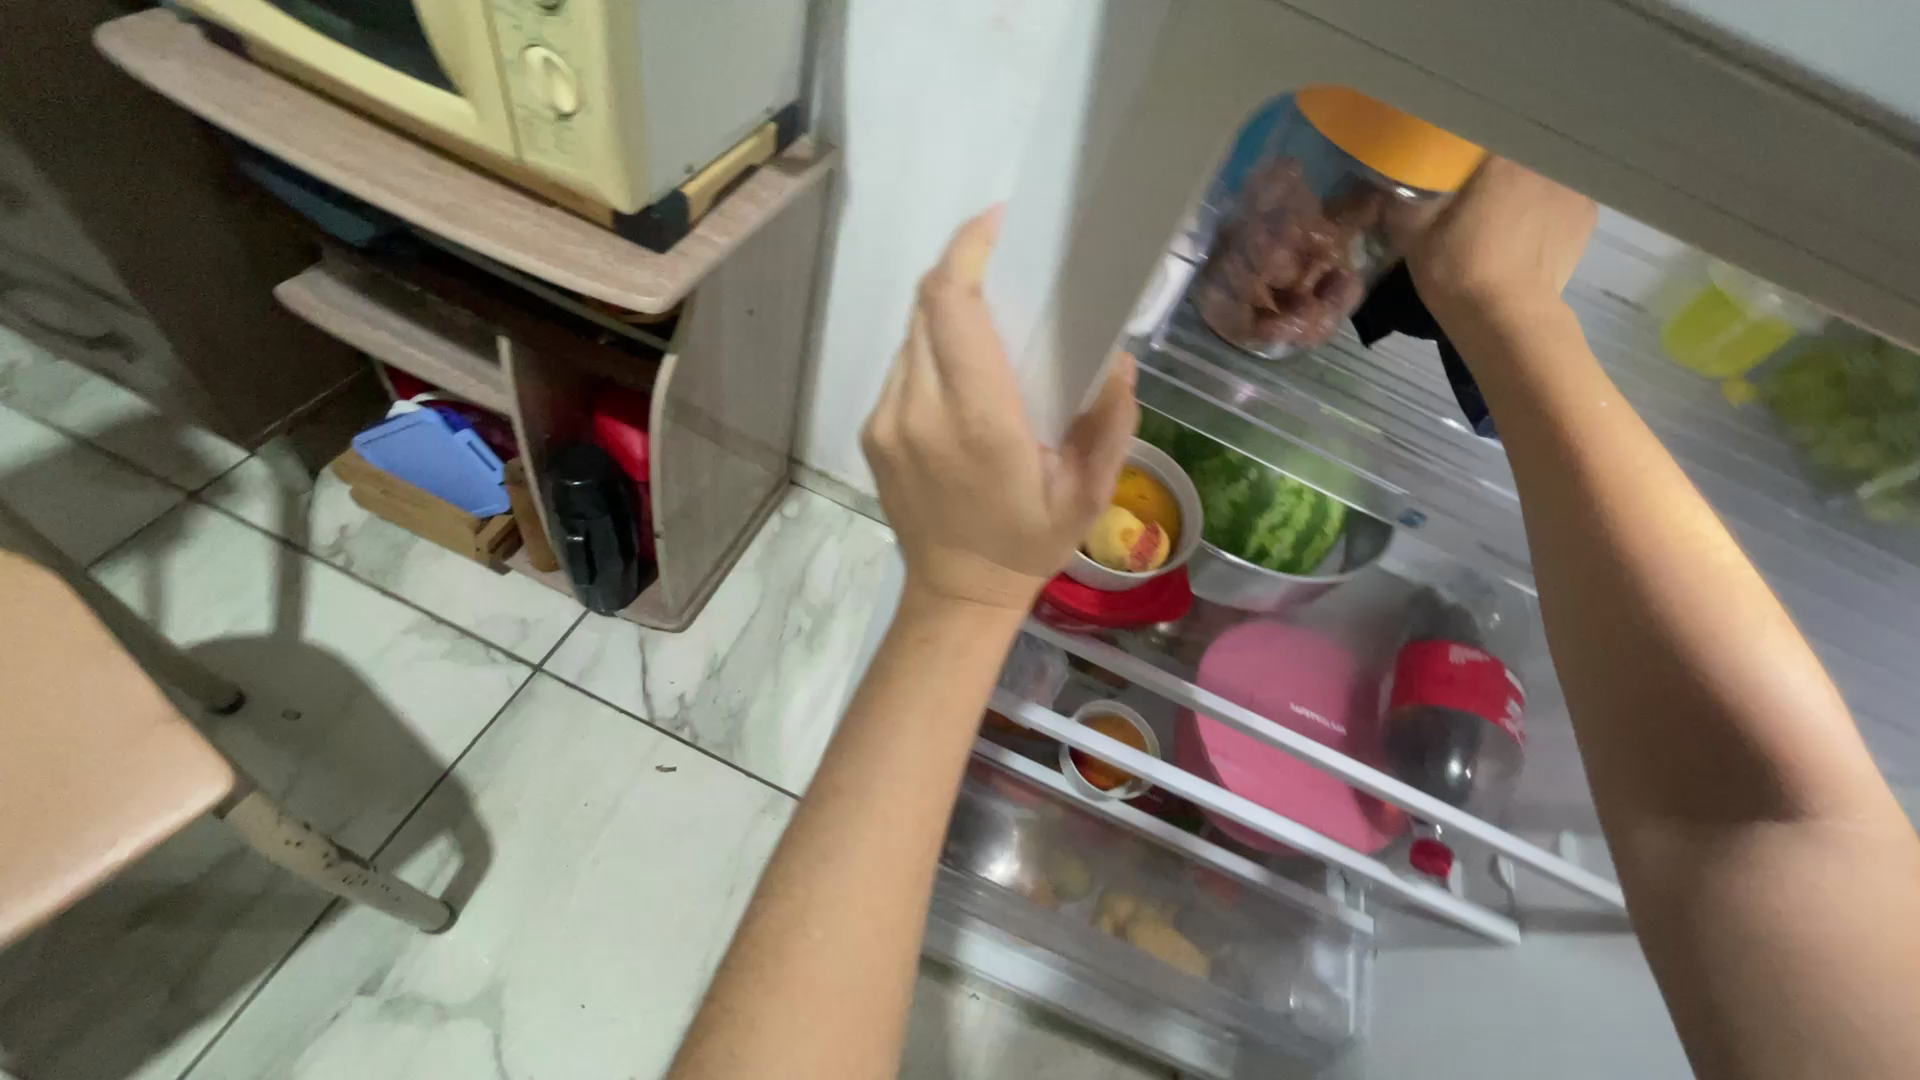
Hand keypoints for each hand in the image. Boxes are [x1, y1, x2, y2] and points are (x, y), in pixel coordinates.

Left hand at [862, 208, 1137, 612]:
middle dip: (962, 273)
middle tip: (1005, 272)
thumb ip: (1110, 421)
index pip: (951, 303)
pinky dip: (931, 353)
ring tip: (988, 328)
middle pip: (927, 307)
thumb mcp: (1088, 492)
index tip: (998, 225)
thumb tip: (1116, 357)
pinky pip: (901, 369)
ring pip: (911, 336)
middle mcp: (919, 411)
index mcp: (977, 420)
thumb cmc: (1029, 542)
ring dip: (946, 316)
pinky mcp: (873, 433)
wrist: (958, 592)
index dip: (968, 249)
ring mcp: (887, 422)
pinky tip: (961, 377)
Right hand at [1404, 157, 1596, 323]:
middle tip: (1483, 184)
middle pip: (1521, 146)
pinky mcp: (1588, 213)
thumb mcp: (1413, 235)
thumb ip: (1404, 201)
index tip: (1458, 158)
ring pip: (1546, 170)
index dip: (1472, 142)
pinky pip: (1565, 196)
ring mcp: (1575, 185)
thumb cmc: (1456, 269)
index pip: (1487, 128)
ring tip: (1508, 209)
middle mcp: (1546, 160)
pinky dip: (1549, 206)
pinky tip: (1531, 228)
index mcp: (1501, 157)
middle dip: (1504, 160)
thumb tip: (1394, 183)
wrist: (1504, 316)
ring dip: (1529, 182)